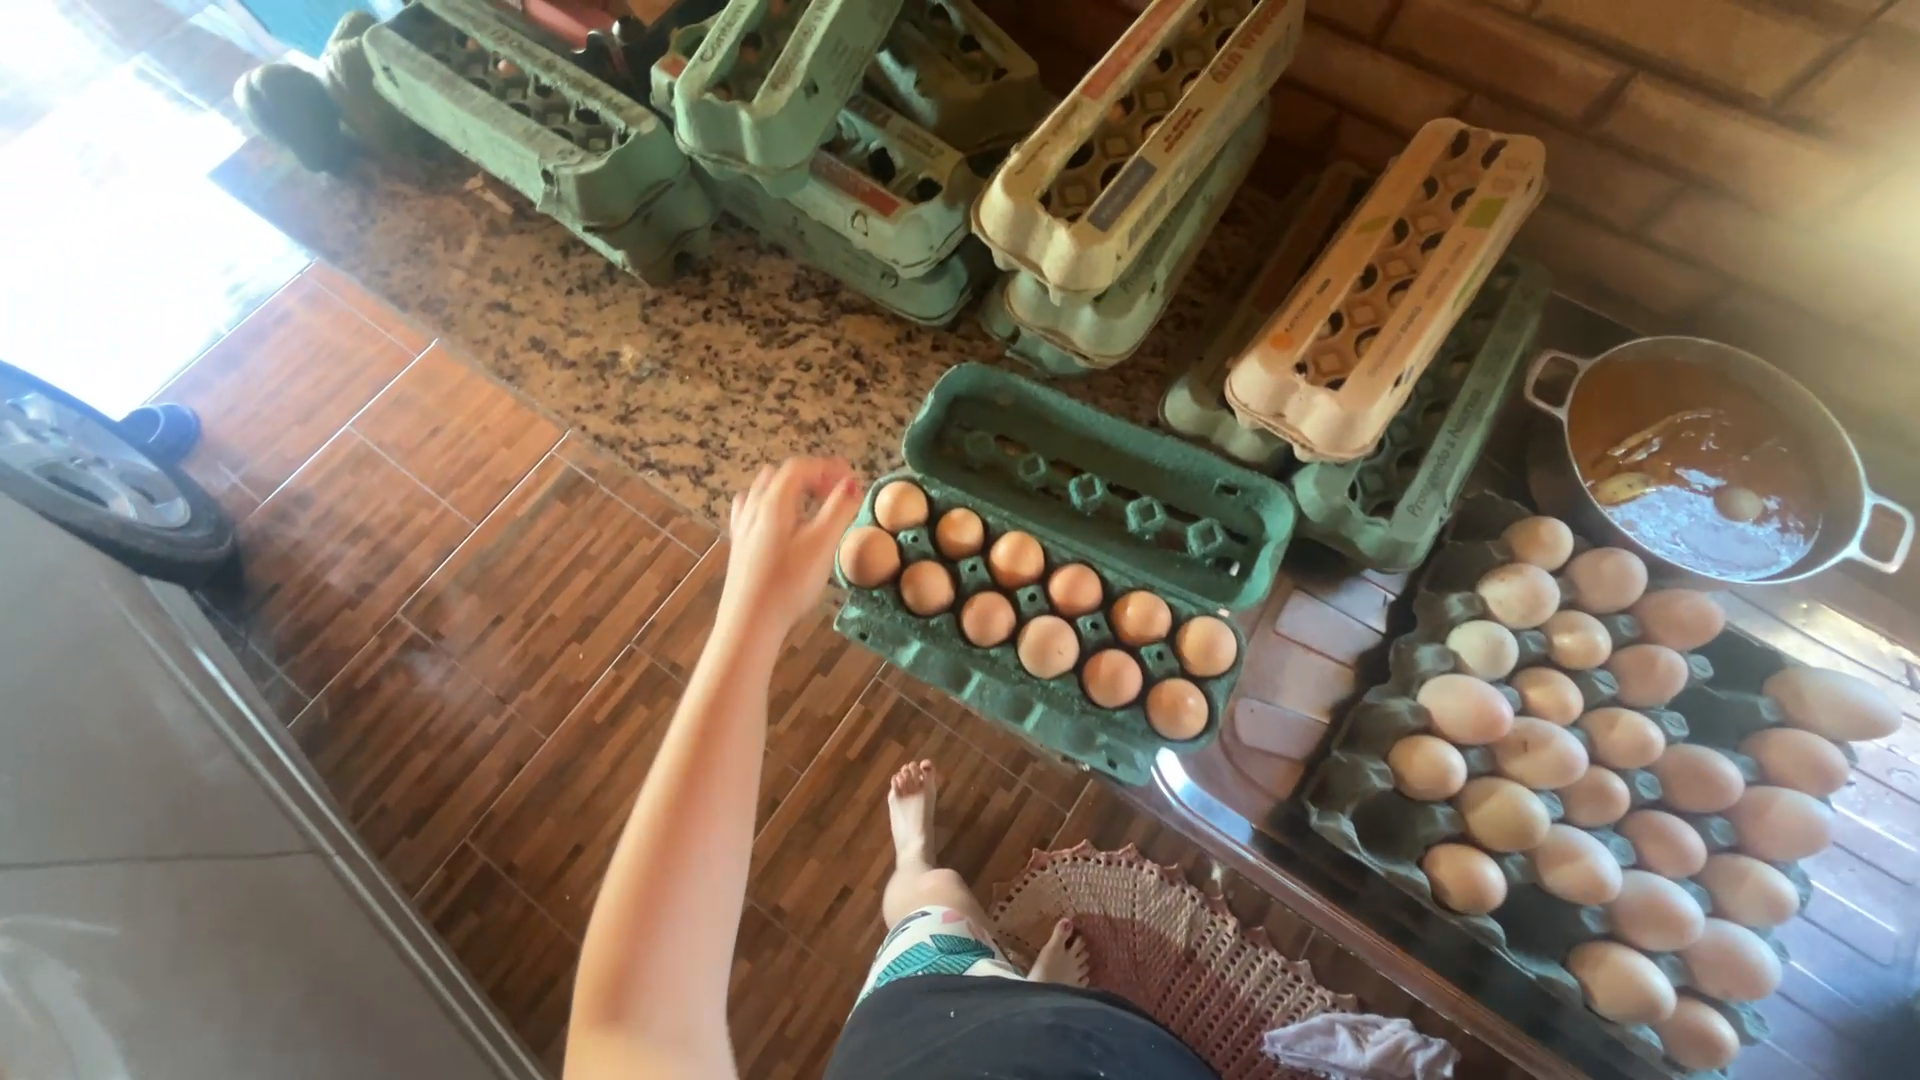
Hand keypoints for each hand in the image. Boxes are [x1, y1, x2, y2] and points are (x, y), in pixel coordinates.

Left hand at [715, 457, 862, 648]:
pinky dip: (771, 505)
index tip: (851, 479)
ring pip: (765, 490)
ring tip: (812, 506)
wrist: (750, 622)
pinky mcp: (740, 544)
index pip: (800, 467)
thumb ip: (839, 510)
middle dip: (811, 476)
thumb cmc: (789, 584)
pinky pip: (753, 509)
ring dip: (791, 489)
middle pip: (781, 475)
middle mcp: (754, 506)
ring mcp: (743, 525)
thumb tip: (853, 483)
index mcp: (775, 501)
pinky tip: (780, 523)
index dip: (828, 467)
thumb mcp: (823, 545)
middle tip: (835, 492)